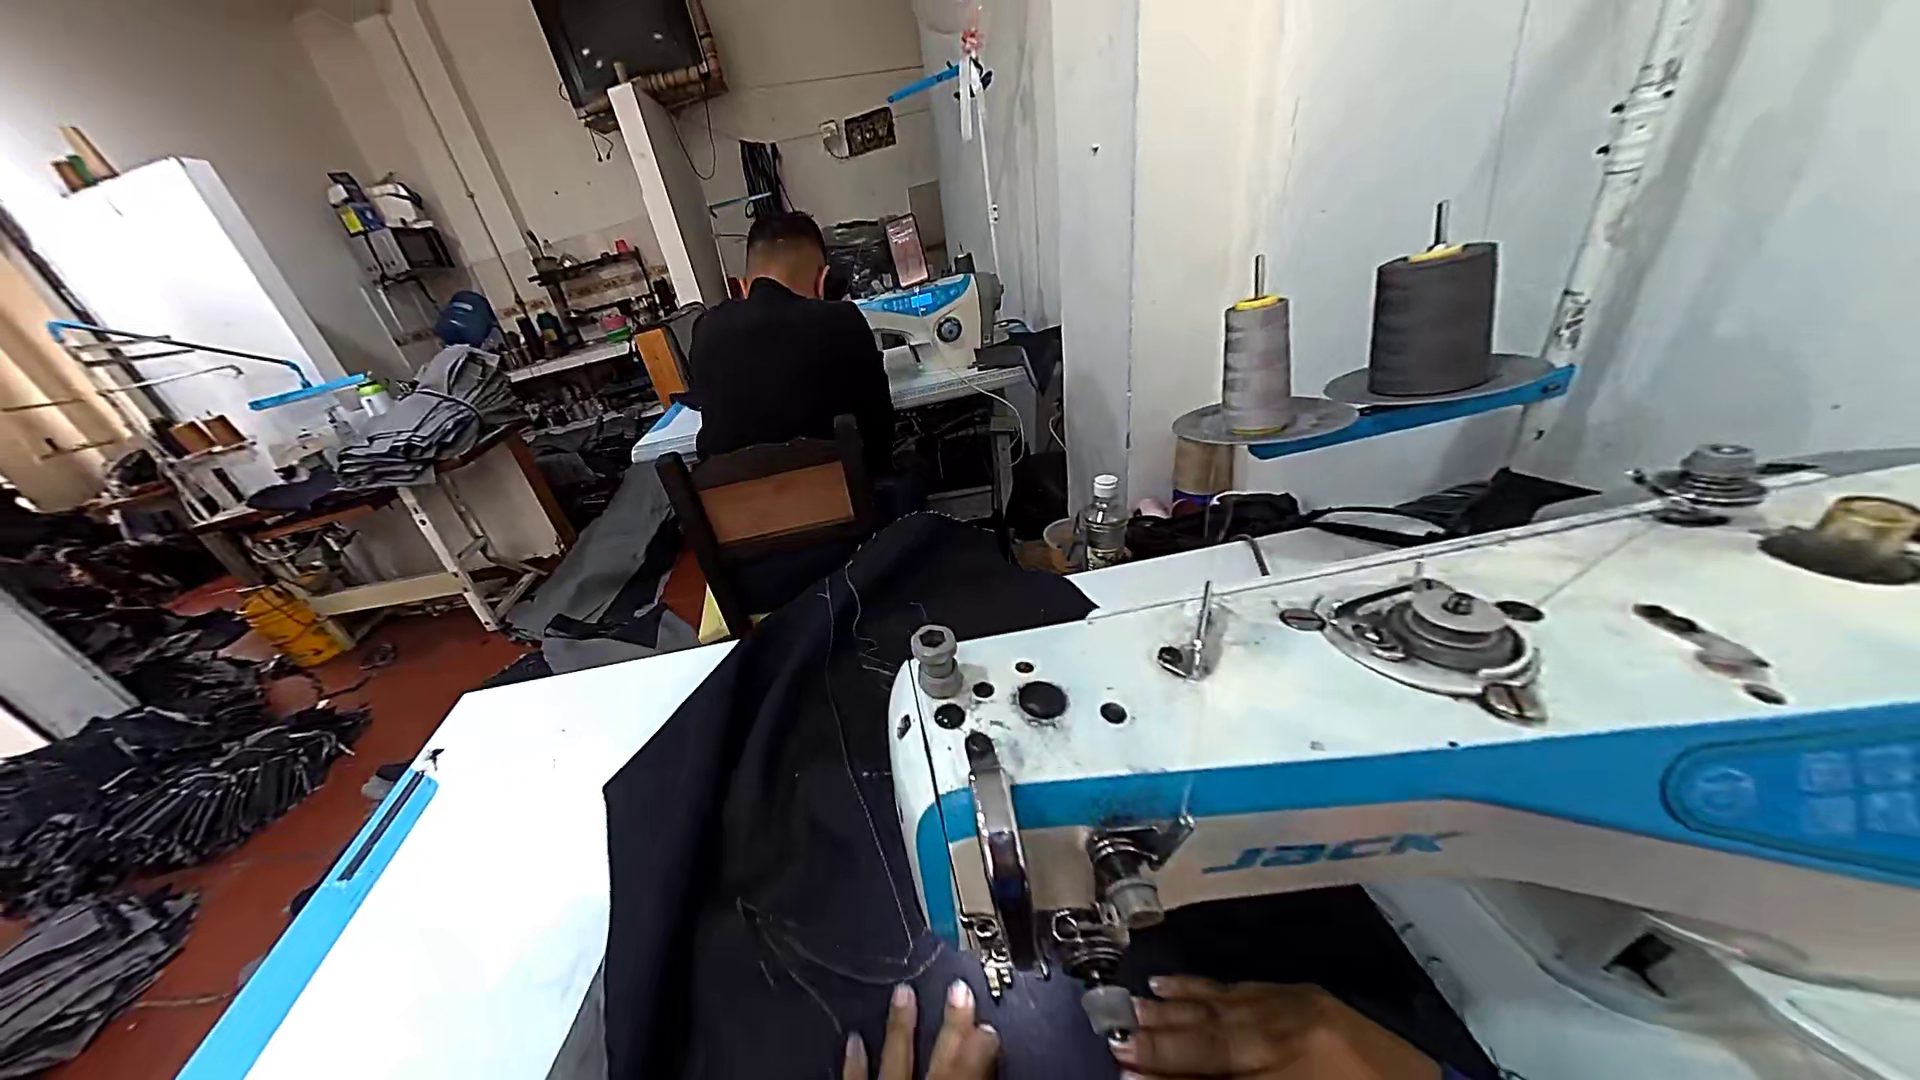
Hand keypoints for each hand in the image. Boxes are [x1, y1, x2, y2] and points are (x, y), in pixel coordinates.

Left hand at [844, 979, 1000, 1079]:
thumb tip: (989, 1071)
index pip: (967, 1072)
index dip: (982, 1046)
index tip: (991, 1024)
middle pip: (939, 1063)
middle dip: (951, 1026)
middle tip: (959, 988)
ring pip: (894, 1062)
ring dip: (900, 1027)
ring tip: (903, 992)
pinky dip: (853, 1063)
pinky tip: (853, 1039)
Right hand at [1112, 976, 1437, 1079]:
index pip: (1218, 1075)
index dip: (1170, 1073)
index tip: (1124, 1072)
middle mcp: (1291, 1037)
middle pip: (1213, 1040)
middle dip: (1162, 1040)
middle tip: (1115, 1036)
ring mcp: (1295, 1009)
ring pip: (1221, 1007)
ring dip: (1174, 1008)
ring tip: (1134, 1006)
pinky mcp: (1300, 993)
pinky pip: (1240, 987)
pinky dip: (1202, 987)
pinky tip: (1173, 982)